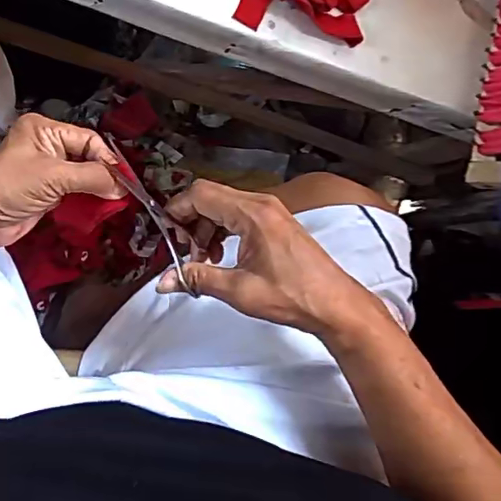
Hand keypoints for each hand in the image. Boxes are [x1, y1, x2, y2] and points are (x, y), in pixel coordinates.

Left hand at [0, 114, 125, 247]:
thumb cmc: (9, 187)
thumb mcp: (53, 176)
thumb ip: (91, 177)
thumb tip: (121, 185)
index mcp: (43, 129)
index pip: (87, 138)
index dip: (106, 158)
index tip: (124, 179)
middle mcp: (45, 144)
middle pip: (86, 156)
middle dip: (104, 174)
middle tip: (123, 192)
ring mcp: (45, 169)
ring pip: (82, 175)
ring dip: (97, 189)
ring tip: (115, 201)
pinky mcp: (45, 191)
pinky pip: (74, 191)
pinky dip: (87, 199)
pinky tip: (100, 207)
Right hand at [158, 179, 397, 339]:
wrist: (337, 306)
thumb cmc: (295, 296)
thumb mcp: (238, 290)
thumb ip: (197, 278)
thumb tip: (164, 281)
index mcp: (252, 213)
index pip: (199, 194)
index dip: (176, 211)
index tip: (167, 234)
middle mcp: (261, 204)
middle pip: (208, 196)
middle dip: (189, 221)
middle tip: (183, 250)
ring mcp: (270, 210)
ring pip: (221, 205)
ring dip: (204, 228)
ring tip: (202, 259)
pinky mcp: (274, 221)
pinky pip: (237, 214)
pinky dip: (221, 230)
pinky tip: (220, 256)